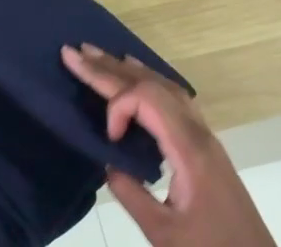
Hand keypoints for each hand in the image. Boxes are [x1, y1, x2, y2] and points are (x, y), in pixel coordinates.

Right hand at [62, 45, 275, 246]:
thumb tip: (107, 164)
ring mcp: (205, 136)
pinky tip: (137, 78)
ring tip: (98, 55)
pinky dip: (149, 82)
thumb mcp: (164, 234)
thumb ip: (130, 195)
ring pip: (165, 86)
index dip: (118, 107)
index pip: (148, 99)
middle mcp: (199, 132)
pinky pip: (175, 98)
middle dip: (110, 68)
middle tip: (74, 52)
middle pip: (152, 85)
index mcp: (189, 149)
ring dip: (128, 70)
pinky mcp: (206, 146)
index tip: (109, 139)